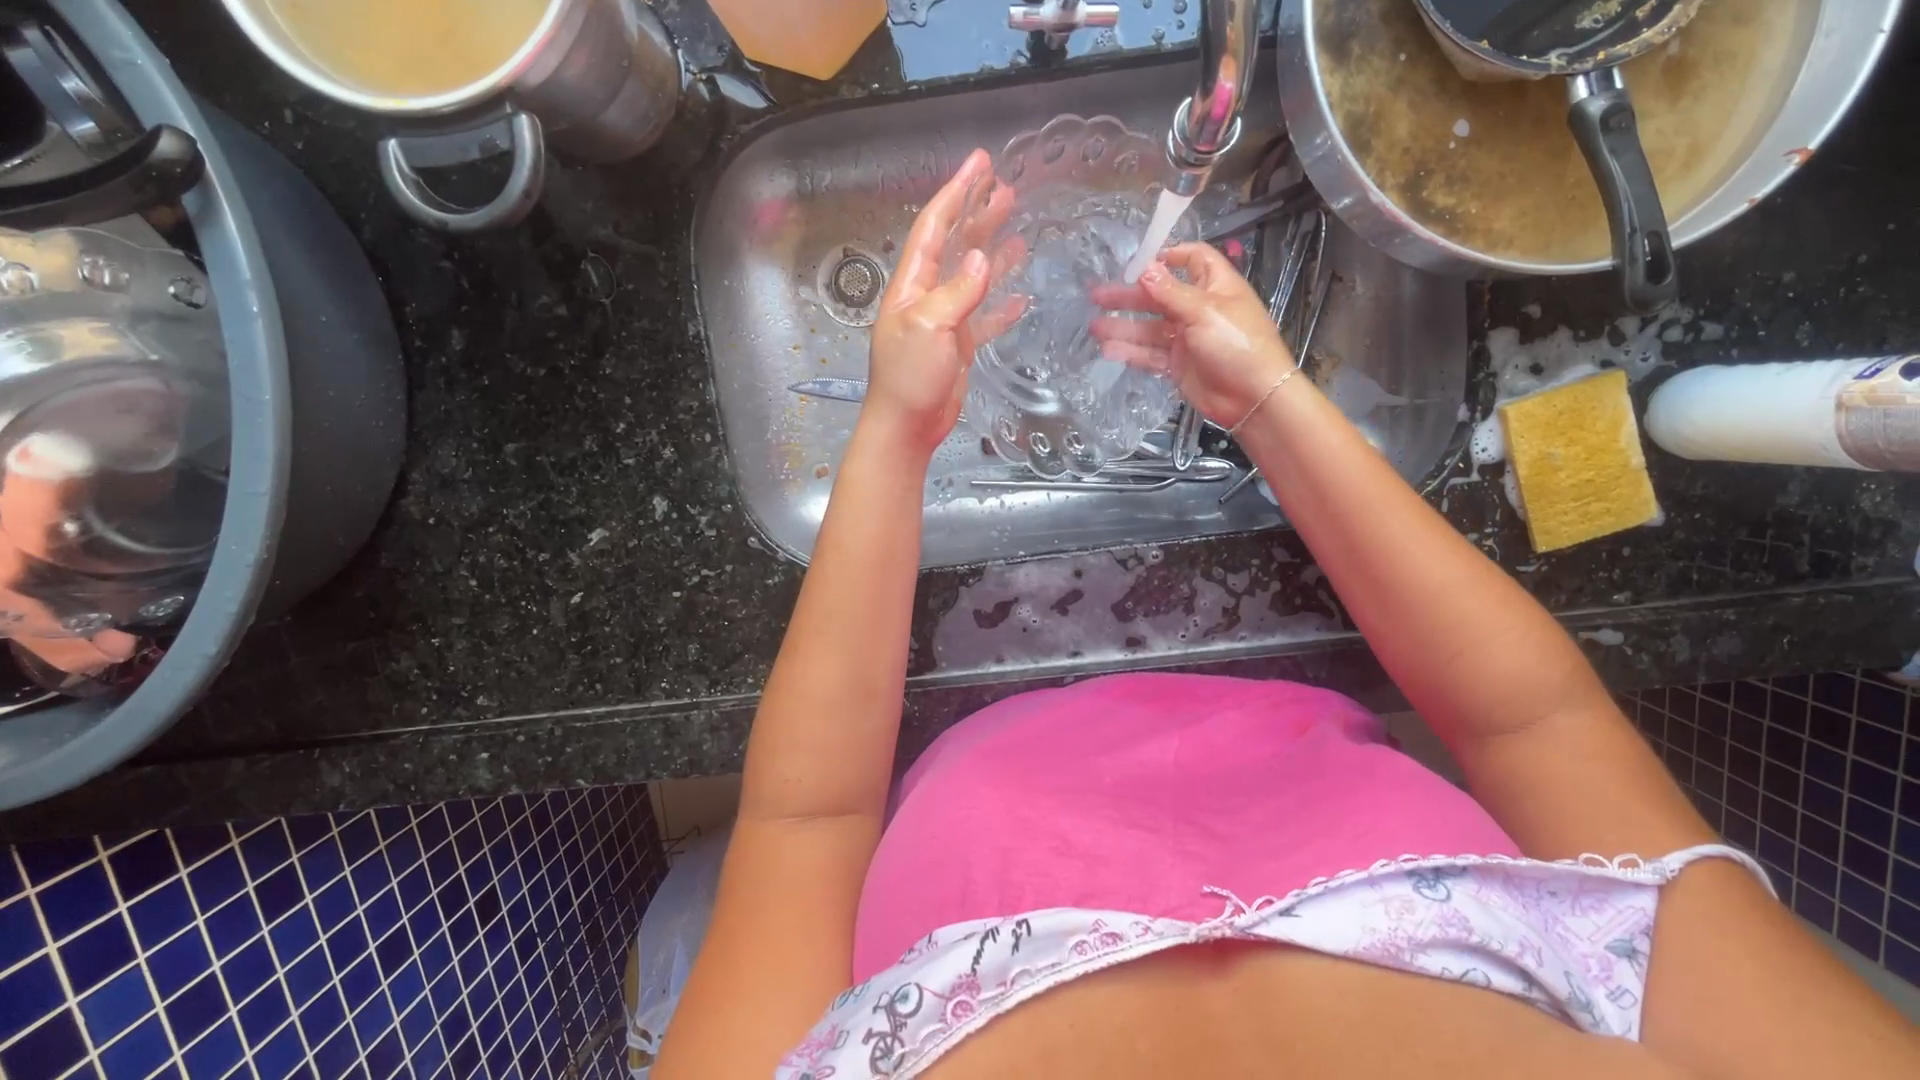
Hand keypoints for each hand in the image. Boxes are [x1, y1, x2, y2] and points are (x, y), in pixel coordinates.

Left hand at [864, 148, 1022, 456]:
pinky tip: (1022, 298)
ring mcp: (944, 322)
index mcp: (911, 285)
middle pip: (955, 245)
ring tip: (1018, 228)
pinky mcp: (958, 347)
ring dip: (993, 252)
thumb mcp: (930, 328)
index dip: (957, 192)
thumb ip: (957, 292)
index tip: (980, 163)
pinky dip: (1001, 307)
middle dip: (978, 214)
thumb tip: (980, 257)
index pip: (934, 227)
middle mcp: (926, 296)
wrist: (906, 427)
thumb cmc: (909, 378)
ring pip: (972, 278)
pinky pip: (984, 319)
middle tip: (1006, 187)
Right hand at [1089, 242, 1295, 427]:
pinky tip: (1109, 350)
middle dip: (1129, 296)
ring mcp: (1187, 338)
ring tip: (1095, 328)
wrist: (1253, 398)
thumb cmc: (1238, 344)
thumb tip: (1145, 268)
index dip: (1168, 256)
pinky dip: (1131, 352)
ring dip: (1123, 327)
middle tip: (1097, 296)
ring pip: (1149, 328)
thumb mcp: (1204, 311)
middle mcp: (1199, 309)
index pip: (1193, 259)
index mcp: (1215, 286)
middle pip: (1159, 296)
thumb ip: (1170, 292)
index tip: (1138, 261)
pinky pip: (1150, 354)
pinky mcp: (1178, 364)